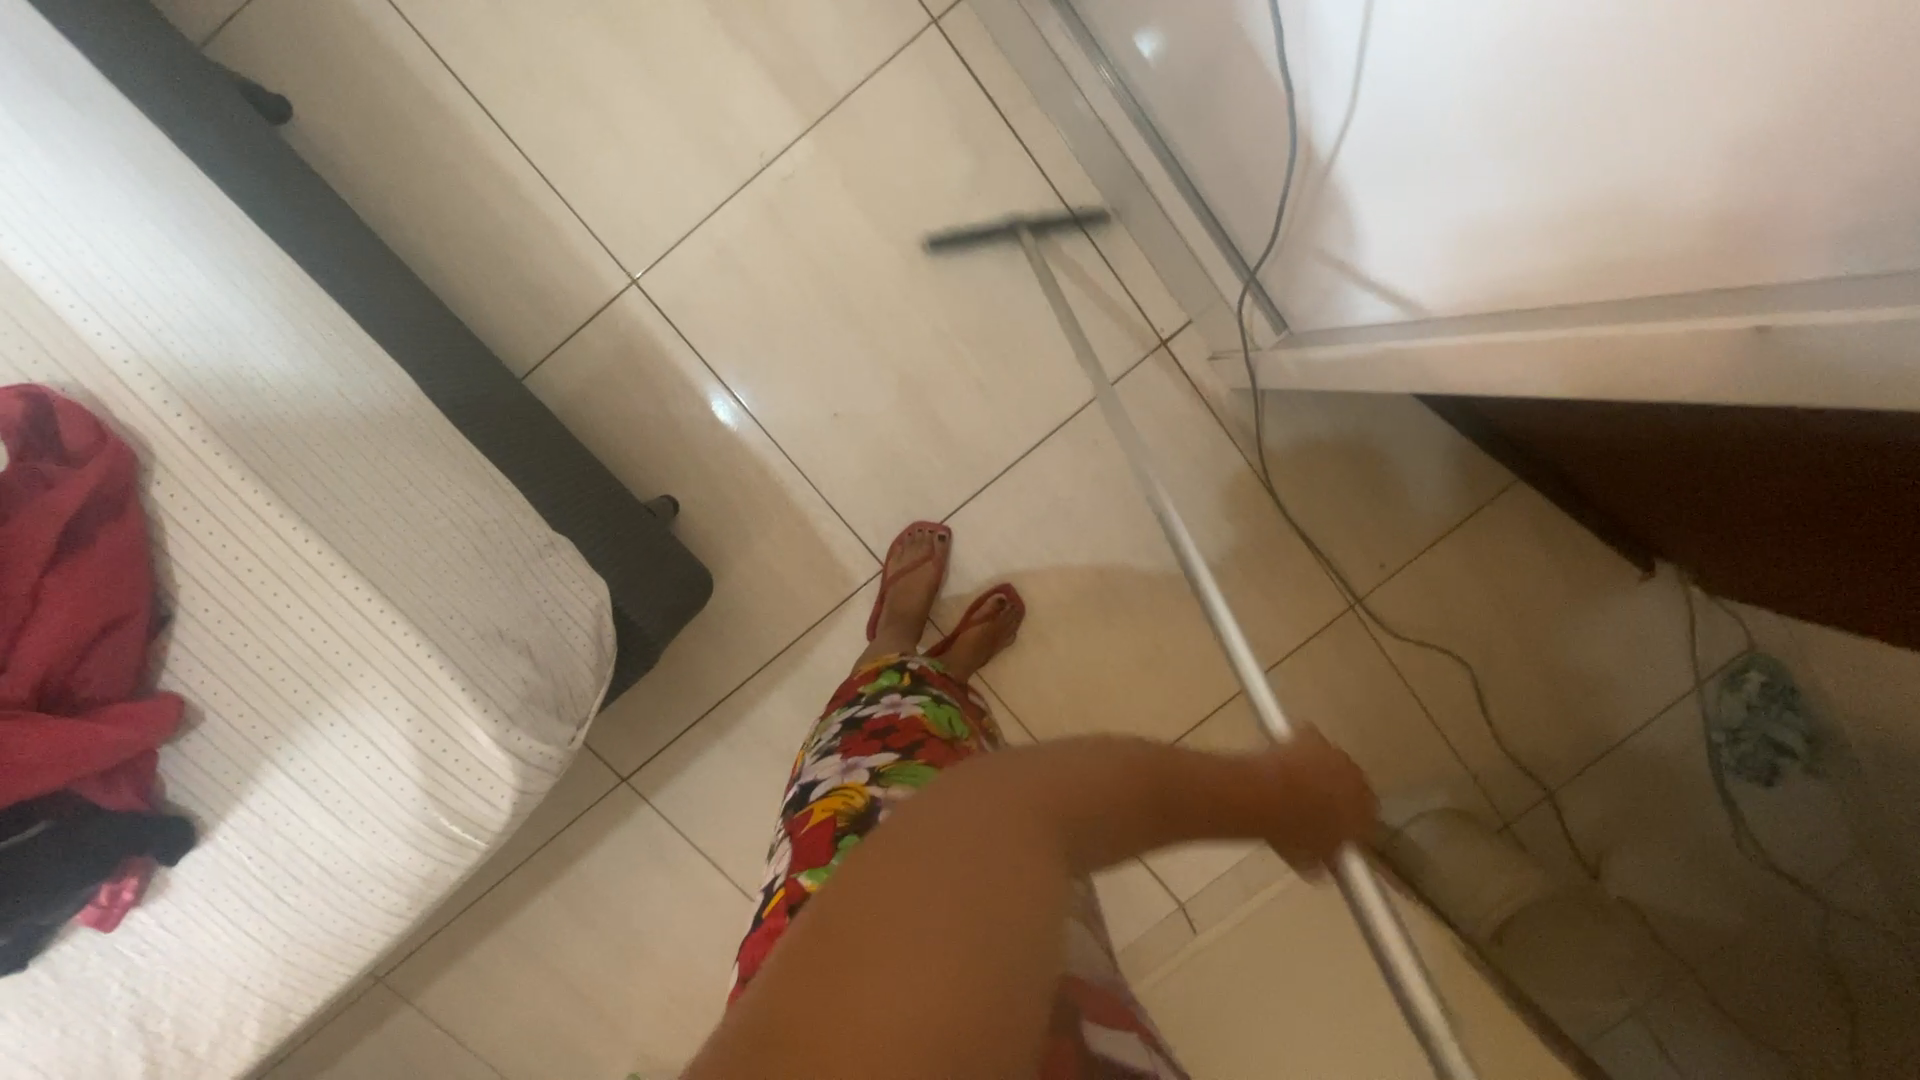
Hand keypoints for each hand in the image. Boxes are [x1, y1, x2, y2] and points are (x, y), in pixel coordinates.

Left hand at [1244, 725, 1376, 870]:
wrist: (1268, 795)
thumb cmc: (1291, 832)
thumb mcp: (1311, 859)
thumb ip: (1326, 859)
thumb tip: (1324, 865)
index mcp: (1367, 814)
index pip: (1365, 818)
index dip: (1345, 819)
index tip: (1328, 822)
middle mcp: (1360, 781)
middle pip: (1351, 785)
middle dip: (1333, 791)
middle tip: (1307, 800)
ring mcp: (1336, 755)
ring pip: (1331, 761)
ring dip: (1317, 768)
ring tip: (1292, 779)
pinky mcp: (1313, 735)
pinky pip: (1309, 740)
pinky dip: (1299, 745)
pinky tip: (1282, 756)